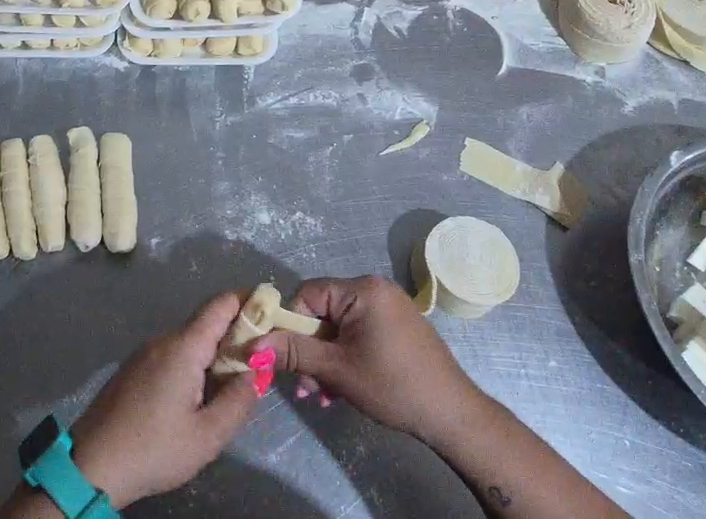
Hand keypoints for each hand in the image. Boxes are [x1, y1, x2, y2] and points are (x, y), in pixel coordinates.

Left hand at [69, 292, 262, 507]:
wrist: (90, 466)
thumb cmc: (153, 450)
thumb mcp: (207, 435)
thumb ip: (238, 400)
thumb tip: (258, 370)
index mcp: (183, 347)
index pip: (220, 305)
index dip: (248, 301)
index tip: (272, 311)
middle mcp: (163, 340)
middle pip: (206, 324)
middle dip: (237, 336)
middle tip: (262, 361)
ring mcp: (145, 353)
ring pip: (190, 342)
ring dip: (215, 354)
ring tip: (234, 385)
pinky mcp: (134, 370)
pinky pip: (172, 355)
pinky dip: (194, 365)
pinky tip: (200, 396)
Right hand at [255, 275, 482, 447]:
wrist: (452, 415)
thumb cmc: (392, 385)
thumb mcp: (337, 369)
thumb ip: (294, 352)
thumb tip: (253, 344)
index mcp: (362, 290)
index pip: (309, 294)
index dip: (293, 325)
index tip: (287, 357)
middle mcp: (376, 290)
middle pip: (323, 313)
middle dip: (310, 350)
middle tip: (307, 386)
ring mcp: (389, 308)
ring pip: (339, 328)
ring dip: (326, 360)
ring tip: (323, 395)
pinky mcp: (397, 328)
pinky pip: (358, 334)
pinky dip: (346, 358)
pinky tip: (341, 390)